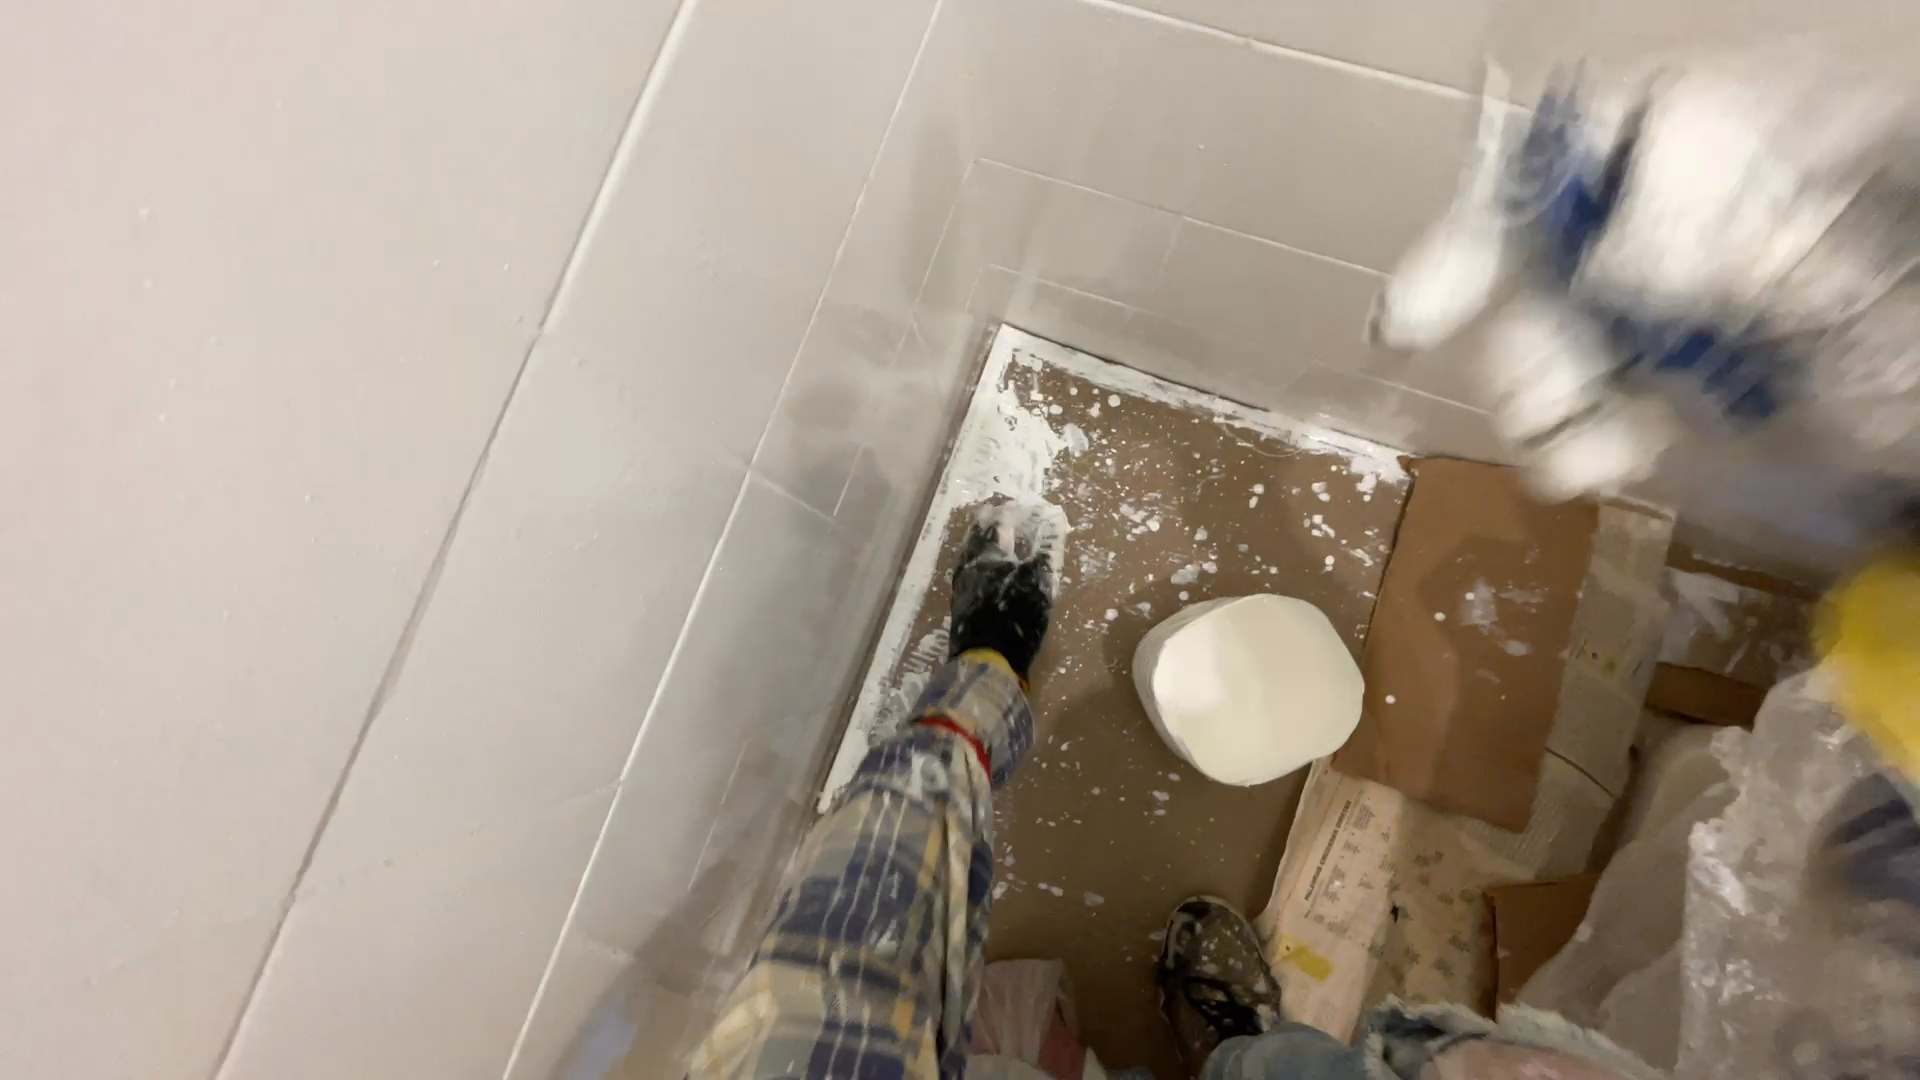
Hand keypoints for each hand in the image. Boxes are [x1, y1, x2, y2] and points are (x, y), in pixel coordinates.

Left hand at [949, 499, 1065, 680]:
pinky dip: (977, 557)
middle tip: (1003, 512)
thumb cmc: (1017, 615)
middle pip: (977, 531)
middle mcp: (970, 561)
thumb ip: (1049, 546)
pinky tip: (982, 567)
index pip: (1000, 519)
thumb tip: (1056, 516)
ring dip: (981, 537)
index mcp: (989, 551)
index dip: (1015, 509)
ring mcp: (961, 581)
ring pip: (968, 549)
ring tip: (992, 534)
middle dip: (992, 518)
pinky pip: (966, 567)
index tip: (1028, 505)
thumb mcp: (1041, 579)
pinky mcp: (958, 600)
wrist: (985, 658)